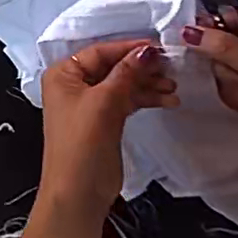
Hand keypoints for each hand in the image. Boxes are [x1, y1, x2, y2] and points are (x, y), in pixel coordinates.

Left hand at [38, 40, 176, 219]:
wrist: (78, 191)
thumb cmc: (83, 142)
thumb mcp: (104, 103)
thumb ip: (126, 74)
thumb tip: (148, 50)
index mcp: (63, 74)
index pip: (99, 52)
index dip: (129, 48)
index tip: (160, 46)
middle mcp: (73, 84)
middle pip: (112, 67)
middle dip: (141, 68)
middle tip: (173, 68)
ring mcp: (88, 103)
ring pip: (122, 84)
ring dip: (147, 84)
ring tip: (174, 88)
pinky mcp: (103, 120)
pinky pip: (125, 101)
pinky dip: (144, 99)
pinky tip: (167, 100)